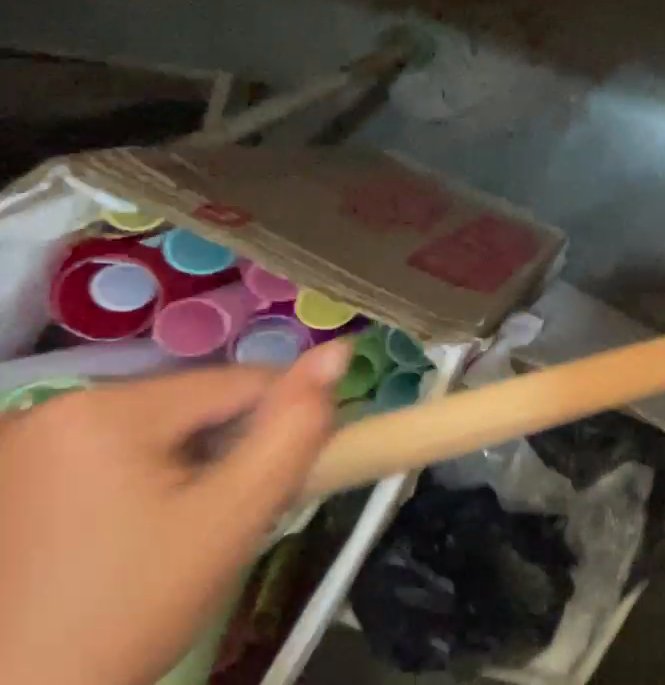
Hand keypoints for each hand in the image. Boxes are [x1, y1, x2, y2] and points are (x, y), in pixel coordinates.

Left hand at [0, 342, 348, 684]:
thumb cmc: (134, 604)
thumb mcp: (237, 513)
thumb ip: (297, 426)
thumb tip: (341, 350)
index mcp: (103, 409)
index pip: (245, 382)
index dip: (280, 428)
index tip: (273, 486)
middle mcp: (48, 410)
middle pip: (197, 404)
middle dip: (228, 448)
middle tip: (224, 515)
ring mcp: (18, 445)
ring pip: (161, 426)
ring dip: (189, 462)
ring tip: (179, 527)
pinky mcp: (10, 476)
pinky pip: (112, 450)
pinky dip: (142, 478)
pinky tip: (134, 530)